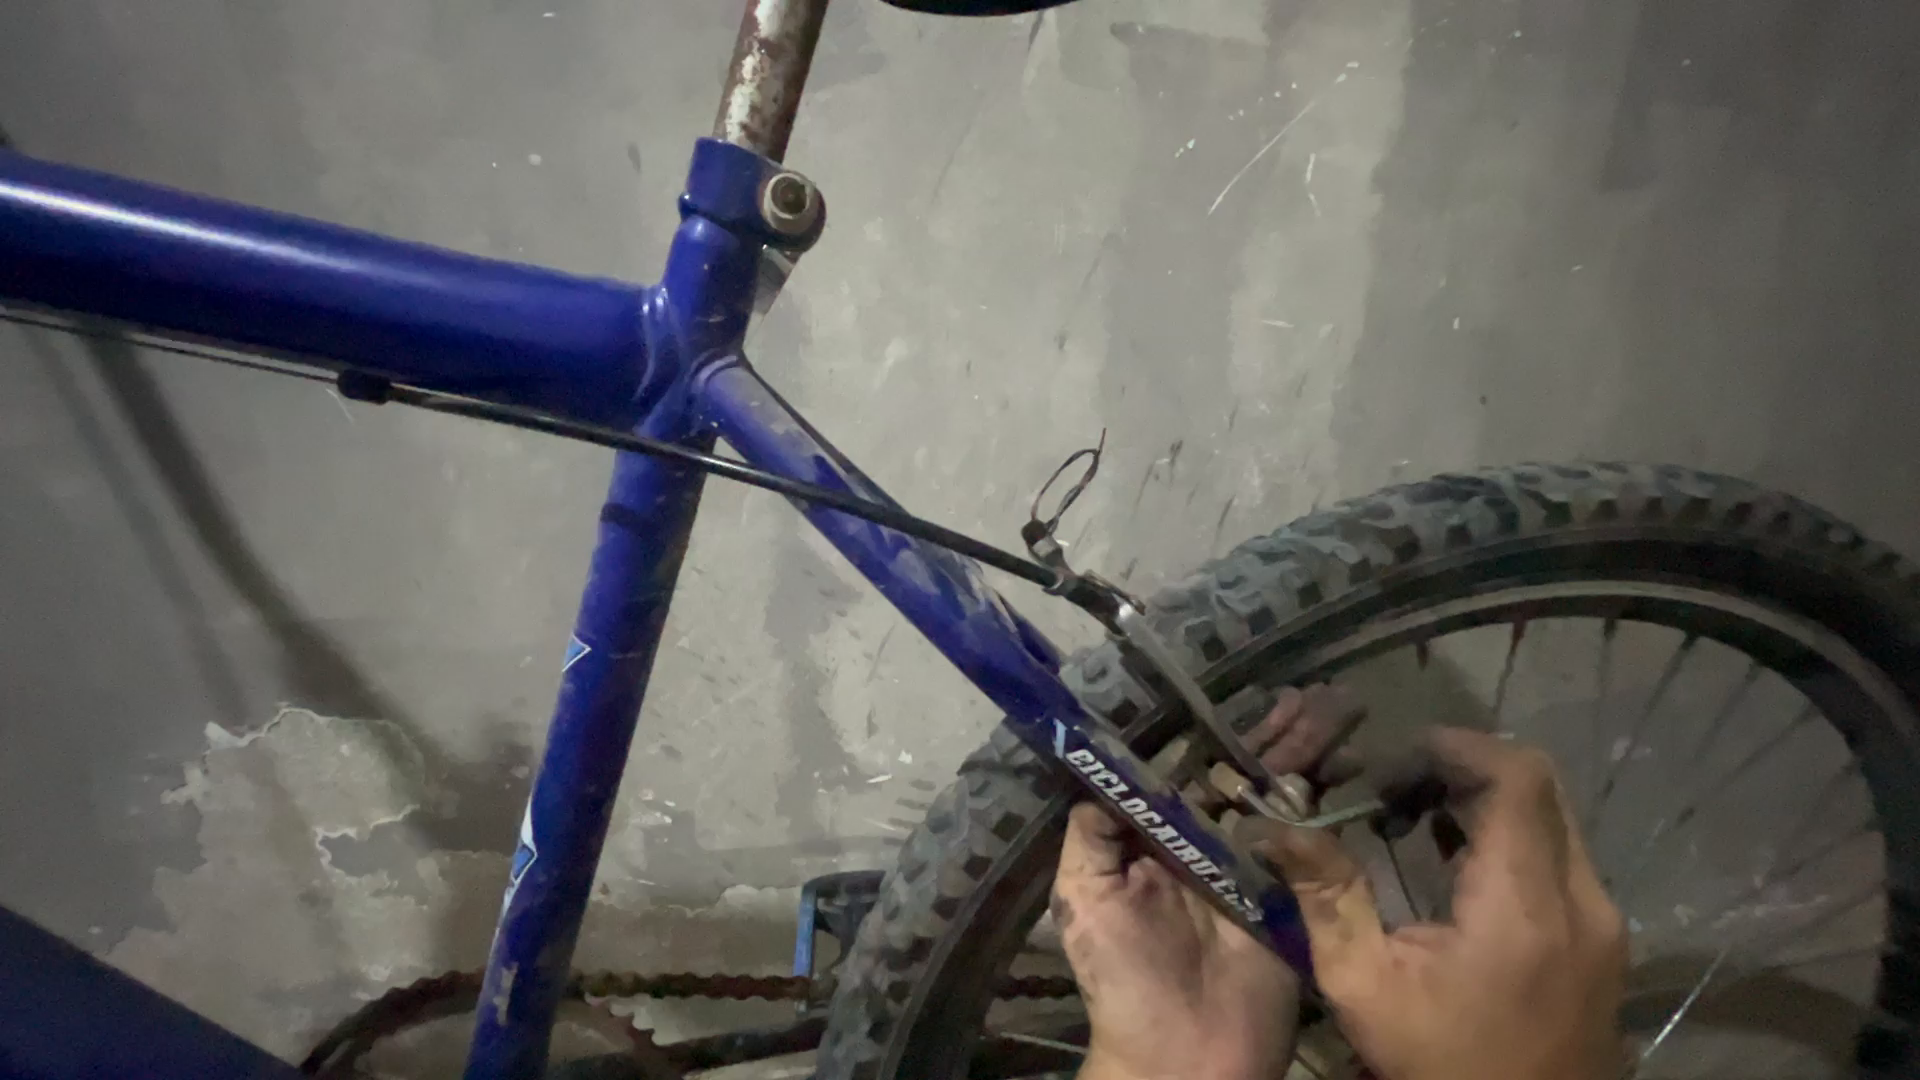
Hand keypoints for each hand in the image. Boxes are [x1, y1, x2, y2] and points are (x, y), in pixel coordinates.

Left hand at [1055, 685, 1358, 1079]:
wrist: (1184, 1060)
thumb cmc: (1123, 976)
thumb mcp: (1084, 895)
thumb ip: (1090, 831)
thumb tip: (1097, 768)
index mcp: (1158, 837)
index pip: (1188, 769)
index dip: (1214, 734)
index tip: (1240, 696)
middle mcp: (1206, 842)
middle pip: (1242, 775)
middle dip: (1275, 733)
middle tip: (1313, 694)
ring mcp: (1253, 867)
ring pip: (1280, 795)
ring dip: (1307, 752)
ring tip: (1339, 708)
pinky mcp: (1292, 898)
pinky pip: (1311, 842)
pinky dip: (1328, 802)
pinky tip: (1349, 766)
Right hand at [1247, 728, 1628, 1079]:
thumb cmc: (1437, 1065)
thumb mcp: (1360, 982)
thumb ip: (1326, 893)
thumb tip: (1276, 825)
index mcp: (1524, 907)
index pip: (1517, 777)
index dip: (1453, 747)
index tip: (1389, 765)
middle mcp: (1581, 901)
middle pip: (1534, 786)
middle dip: (1455, 767)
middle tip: (1386, 789)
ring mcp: (1599, 921)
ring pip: (1545, 813)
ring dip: (1473, 796)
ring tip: (1403, 816)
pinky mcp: (1598, 938)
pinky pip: (1552, 849)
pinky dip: (1497, 829)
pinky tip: (1441, 853)